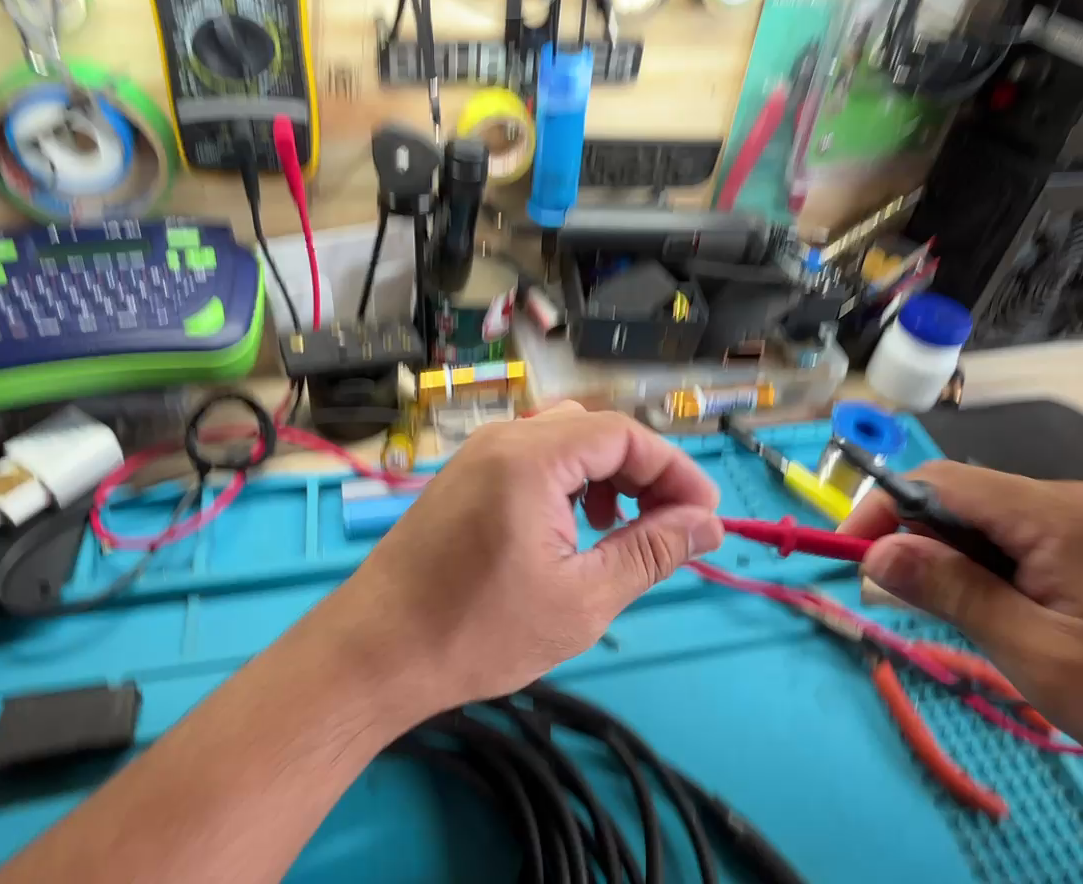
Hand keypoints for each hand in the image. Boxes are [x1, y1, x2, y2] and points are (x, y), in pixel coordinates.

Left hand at [318, 403, 722, 716]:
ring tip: (621, 529)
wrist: (375, 653)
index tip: (706, 517)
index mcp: (533, 457)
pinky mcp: (464, 476)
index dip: (675, 471)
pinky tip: (572, 529)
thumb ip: (651, 551)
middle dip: (645, 473)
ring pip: (564, 440)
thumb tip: (707, 525)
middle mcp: (504, 438)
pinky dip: (568, 482)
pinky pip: (532, 458)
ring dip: (606, 476)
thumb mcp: (583, 598)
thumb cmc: (480, 631)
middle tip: (672, 527)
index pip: (626, 436)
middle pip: (596, 431)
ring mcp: (478, 454)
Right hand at [840, 461, 1082, 796]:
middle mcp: (1073, 503)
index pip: (939, 482)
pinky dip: (995, 573)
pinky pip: (1028, 545)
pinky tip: (1007, 619)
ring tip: (957, 621)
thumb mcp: (1041, 656)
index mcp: (1056, 514)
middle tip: (897, 603)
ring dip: (956, 563)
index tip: (850, 557)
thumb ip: (955, 595)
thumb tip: (877, 553)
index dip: (882, 509)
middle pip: (964, 500)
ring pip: (994, 525)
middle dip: (917, 541)